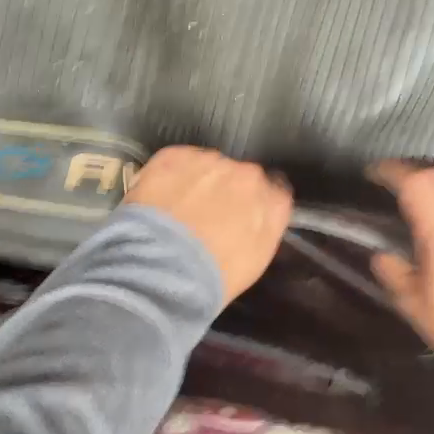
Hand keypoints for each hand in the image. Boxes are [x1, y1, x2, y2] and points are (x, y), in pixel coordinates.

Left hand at [124, 146, 292, 302]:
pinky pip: (177, 160)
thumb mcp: (255, 261)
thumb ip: (265, 228)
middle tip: (204, 215)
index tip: (239, 214)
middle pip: (239, 175)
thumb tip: (257, 215)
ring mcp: (211, 161)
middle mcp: (247, 174)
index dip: (253, 202)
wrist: (163, 268)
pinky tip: (159, 199)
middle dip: (225, 190)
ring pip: (207, 166)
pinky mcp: (175, 156)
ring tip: (176, 210)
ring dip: (197, 181)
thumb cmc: (213, 277)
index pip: (273, 191)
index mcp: (274, 203)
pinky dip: (170, 175)